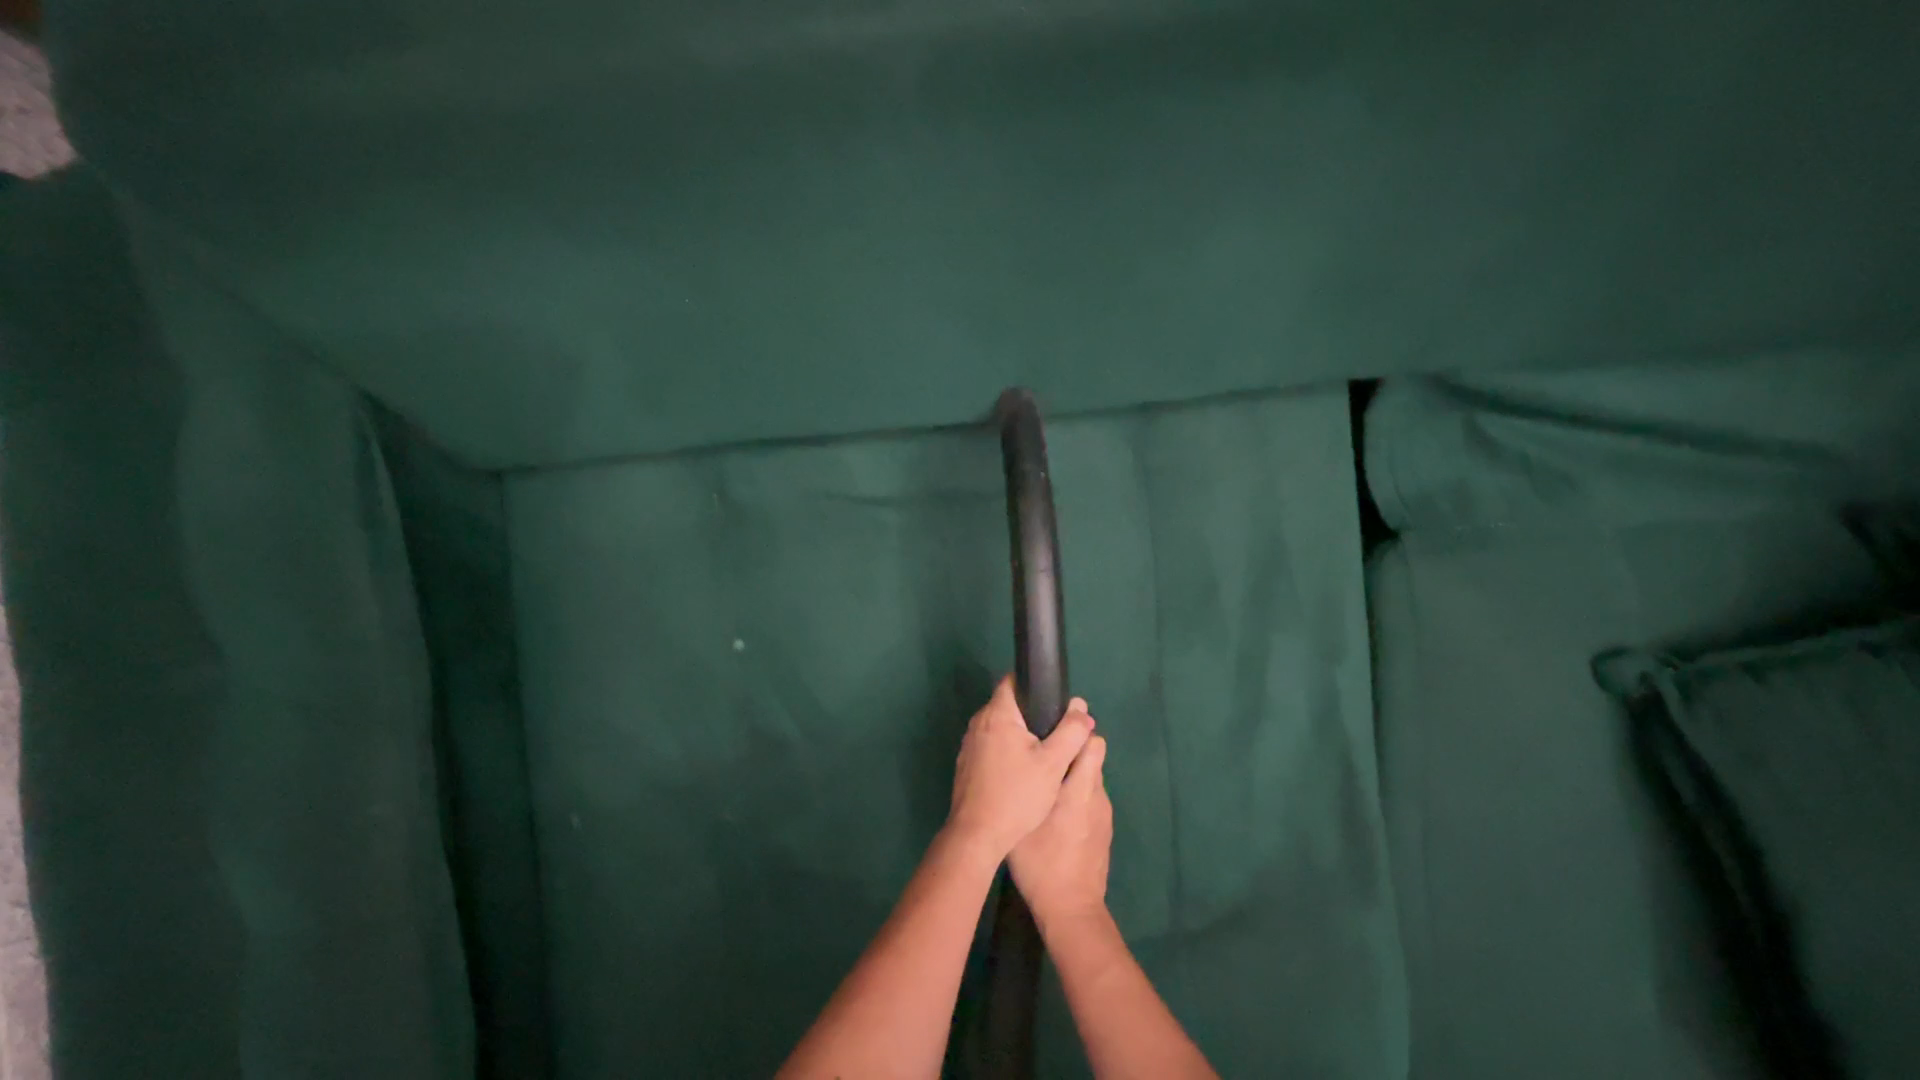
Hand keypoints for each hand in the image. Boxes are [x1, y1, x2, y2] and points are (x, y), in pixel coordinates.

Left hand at [946, 677, 1095, 860]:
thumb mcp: (1053, 763)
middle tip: (1058, 734)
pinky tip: (1022, 773)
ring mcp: (969, 745)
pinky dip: (1008, 751)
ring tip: (1044, 755)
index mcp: (997, 714)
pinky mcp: (966, 764)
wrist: (977, 835)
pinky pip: (991, 746)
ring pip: (1001, 728)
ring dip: (1021, 735)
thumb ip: (1071, 732)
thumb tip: (1081, 710)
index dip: (1036, 686)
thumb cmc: (1017, 795)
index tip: (1055, 703)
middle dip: (1034, 715)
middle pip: (1009, 706)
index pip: (1014, 681)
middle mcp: (978, 723)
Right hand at [1009, 729, 1110, 930]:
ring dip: (1073, 773)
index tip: (1056, 722)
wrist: (1071, 908)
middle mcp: (1097, 796)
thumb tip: (1028, 759)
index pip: (1092, 743)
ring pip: (1091, 778)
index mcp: (1080, 790)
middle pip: (1092, 757)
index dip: (1078, 729)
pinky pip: (1091, 799)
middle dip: (1073, 748)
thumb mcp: (1025, 822)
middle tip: (1044, 751)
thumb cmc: (1041, 862)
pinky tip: (1056, 810)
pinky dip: (1077, 795)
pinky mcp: (1103, 830)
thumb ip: (1031, 787)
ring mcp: (1103, 814)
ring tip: (1044, 780)